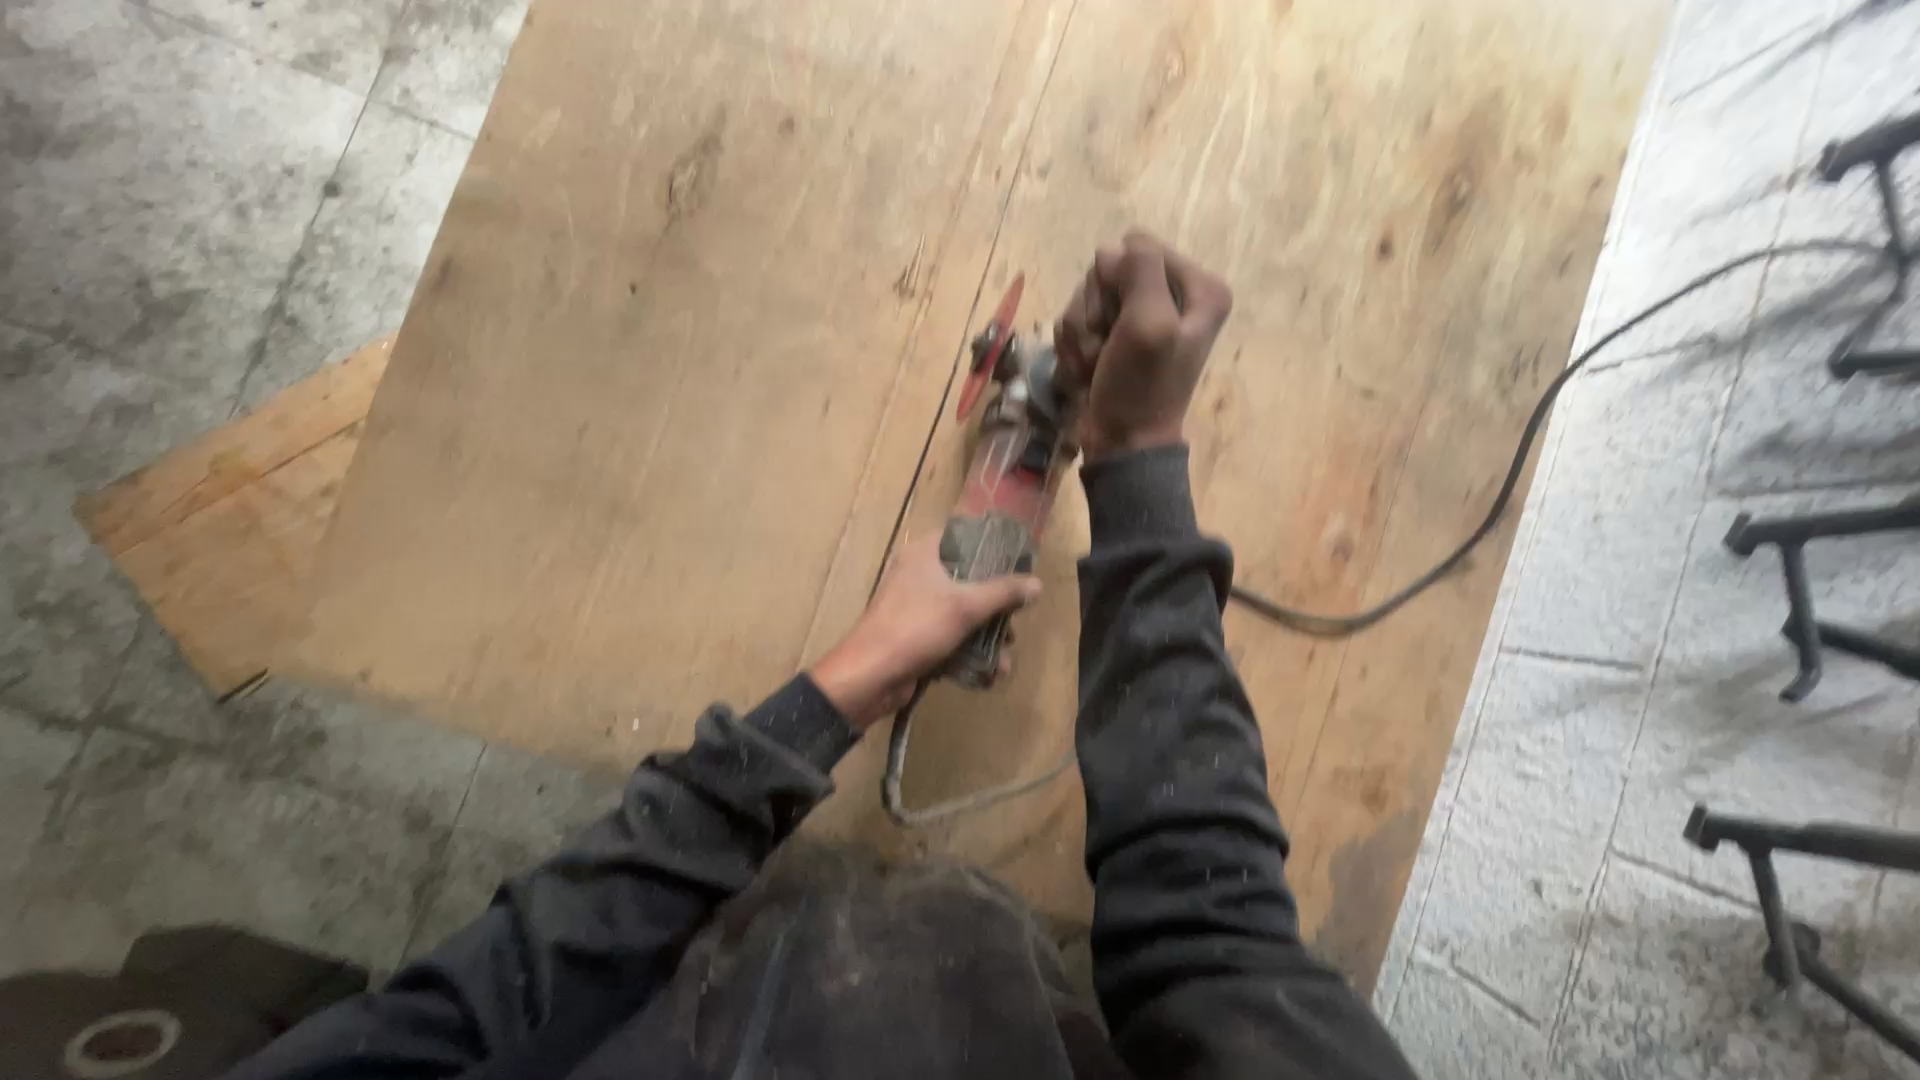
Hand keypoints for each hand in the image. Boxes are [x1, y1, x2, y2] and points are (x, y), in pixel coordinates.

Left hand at [809, 533, 1040, 729]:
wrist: (870, 676)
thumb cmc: (915, 627)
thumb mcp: (965, 606)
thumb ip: (1003, 593)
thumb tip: (1037, 584)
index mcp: (923, 554)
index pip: (962, 537)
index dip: (991, 548)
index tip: (1018, 564)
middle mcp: (919, 575)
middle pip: (968, 579)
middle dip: (995, 605)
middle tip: (1014, 619)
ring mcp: (917, 608)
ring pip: (962, 613)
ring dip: (987, 637)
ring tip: (1005, 657)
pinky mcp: (917, 637)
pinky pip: (951, 639)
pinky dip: (970, 654)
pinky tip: (990, 673)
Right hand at [1054, 230, 1232, 460]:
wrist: (1123, 443)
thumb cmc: (1142, 388)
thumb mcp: (1150, 322)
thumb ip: (1139, 270)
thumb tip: (1114, 249)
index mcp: (1200, 289)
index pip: (1139, 247)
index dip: (1117, 280)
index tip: (1119, 319)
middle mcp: (1173, 298)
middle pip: (1109, 272)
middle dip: (1094, 311)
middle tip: (1103, 347)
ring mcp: (1139, 320)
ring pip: (1087, 298)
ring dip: (1081, 334)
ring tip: (1093, 365)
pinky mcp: (1113, 339)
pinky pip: (1077, 323)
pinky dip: (1074, 348)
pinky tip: (1086, 371)